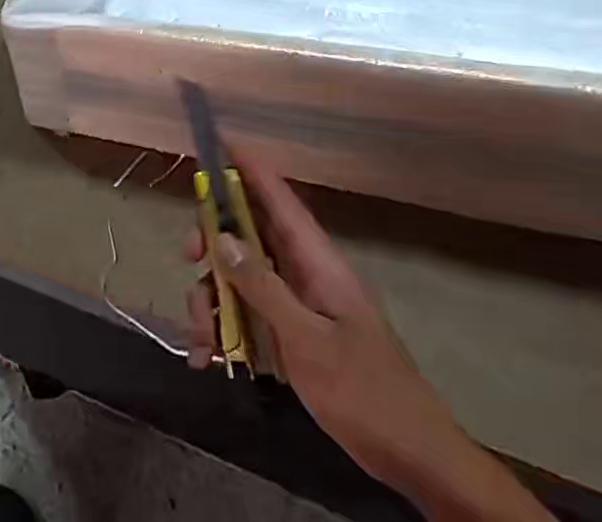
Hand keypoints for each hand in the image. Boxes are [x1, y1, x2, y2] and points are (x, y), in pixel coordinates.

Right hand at [187, 156, 552, 521]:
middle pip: (249, 236)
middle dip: (213, 242)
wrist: (413, 459)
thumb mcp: (308, 341)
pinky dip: (222, 333)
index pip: (280, 202)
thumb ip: (263, 287)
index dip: (251, 169)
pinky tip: (208, 360)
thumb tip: (222, 236)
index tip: (218, 143)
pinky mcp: (290, 335)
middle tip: (188, 257)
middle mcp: (305, 275)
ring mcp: (297, 306)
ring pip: (239, 279)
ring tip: (203, 342)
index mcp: (319, 264)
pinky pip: (244, 317)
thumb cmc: (366, 393)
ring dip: (212, 302)